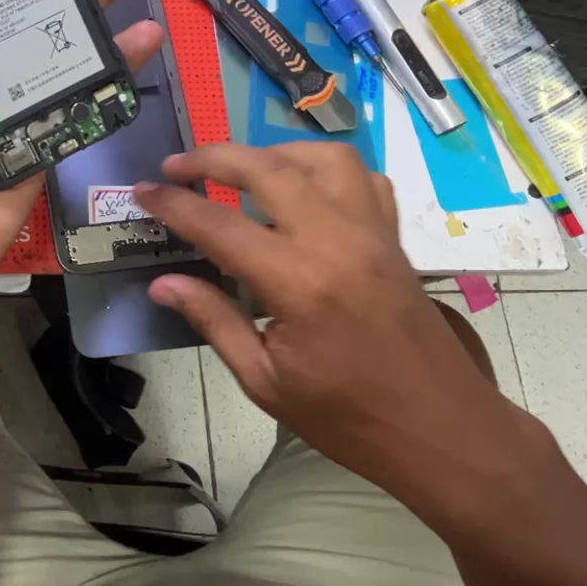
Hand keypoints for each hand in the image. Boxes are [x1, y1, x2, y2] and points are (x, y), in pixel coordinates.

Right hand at [135, 142, 527, 491]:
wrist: (444, 433)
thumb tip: (162, 283)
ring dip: (273, 153)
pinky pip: (363, 177)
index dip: (174, 204)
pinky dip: (325, 169)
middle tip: (176, 166)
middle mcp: (338, 241)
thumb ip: (213, 320)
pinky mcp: (393, 237)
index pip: (220, 225)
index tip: (142, 191)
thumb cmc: (348, 418)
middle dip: (213, 157)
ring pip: (322, 158)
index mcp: (299, 283)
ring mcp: (373, 233)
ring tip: (241, 169)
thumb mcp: (265, 382)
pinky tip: (302, 188)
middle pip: (268, 169)